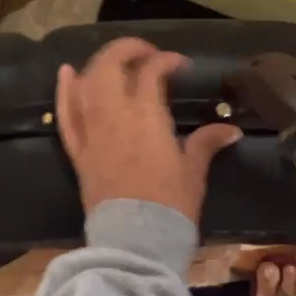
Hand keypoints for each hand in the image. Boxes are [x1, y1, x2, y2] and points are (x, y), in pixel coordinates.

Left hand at [55, 37, 242, 223]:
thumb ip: (207, 142)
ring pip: (86, 82)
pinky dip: (64, 91)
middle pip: (111, 65)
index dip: (167, 61)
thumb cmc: (170, 207)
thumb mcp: (194, 172)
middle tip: (147, 54)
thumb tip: (231, 129)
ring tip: (116, 62)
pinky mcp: (77, 152)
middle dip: (128, 50)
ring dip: (99, 64)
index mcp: (146, 116)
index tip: (181, 66)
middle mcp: (114, 116)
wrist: (135, 246)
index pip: (152, 71)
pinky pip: (65, 114)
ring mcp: (91, 132)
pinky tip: (66, 72)